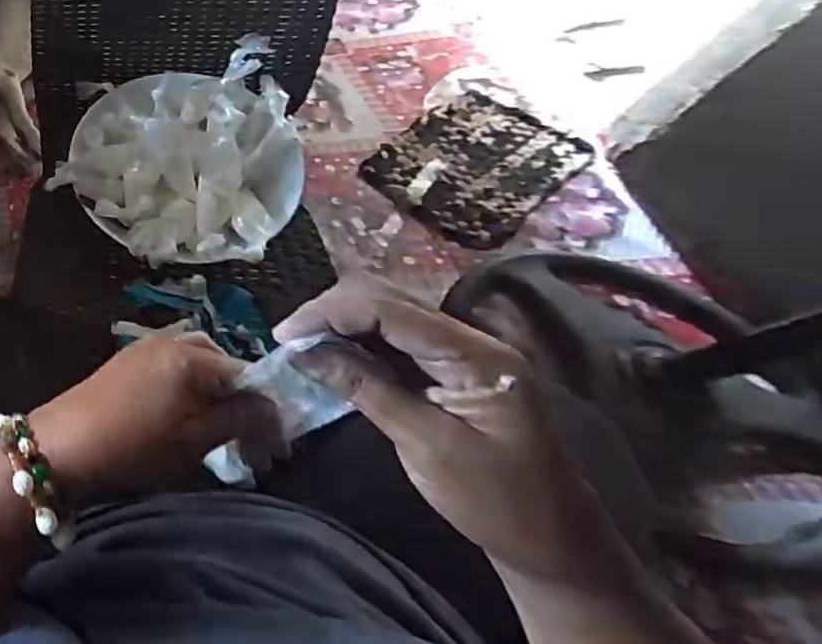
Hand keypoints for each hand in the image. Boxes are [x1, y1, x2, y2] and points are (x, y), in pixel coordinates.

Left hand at [28, 332, 274, 501]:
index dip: (268, 412)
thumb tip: (270, 409)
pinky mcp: (126, 360)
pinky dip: (189, 386)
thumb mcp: (195, 440)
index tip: (277, 451)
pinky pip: (171, 364)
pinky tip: (188, 416)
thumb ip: (237, 418)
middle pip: (222, 362)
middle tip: (252, 440)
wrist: (65, 442)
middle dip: (241, 397)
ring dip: (215, 391)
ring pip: (196, 361)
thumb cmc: (135, 444)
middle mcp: (168, 341)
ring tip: (222, 430)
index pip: (248, 375)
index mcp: (190, 356)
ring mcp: (143, 347)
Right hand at [276, 282, 620, 582]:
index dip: (328, 313)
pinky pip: (389, 333)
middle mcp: (470, 339)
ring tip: (304, 346)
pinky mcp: (446, 363)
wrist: (556, 546)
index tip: (285, 336)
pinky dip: (353, 337)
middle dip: (329, 312)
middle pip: (383, 296)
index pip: (387, 307)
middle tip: (291, 341)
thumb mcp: (425, 445)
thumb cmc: (498, 501)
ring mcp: (459, 350)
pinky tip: (331, 354)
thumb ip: (364, 387)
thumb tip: (300, 352)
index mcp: (478, 356)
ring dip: (337, 322)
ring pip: (382, 308)